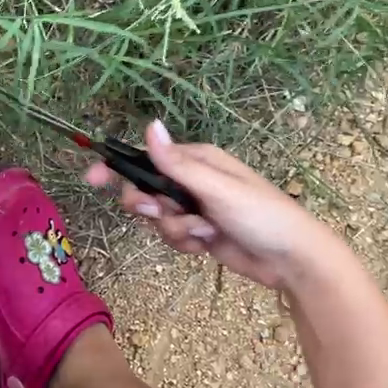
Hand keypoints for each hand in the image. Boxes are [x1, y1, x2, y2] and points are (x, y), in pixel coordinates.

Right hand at [85, 121, 346, 290]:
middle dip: (148, 205)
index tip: (91, 178)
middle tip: (158, 212)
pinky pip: (171, 235)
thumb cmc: (261, 215)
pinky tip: (206, 246)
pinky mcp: (199, 233)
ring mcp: (195, 207)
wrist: (295, 262)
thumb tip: (150, 125)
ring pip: (157, 216)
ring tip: (201, 234)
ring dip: (172, 228)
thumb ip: (176, 163)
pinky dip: (183, 243)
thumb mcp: (216, 187)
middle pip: (144, 188)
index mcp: (196, 160)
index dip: (117, 168)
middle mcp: (192, 180)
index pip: (145, 158)